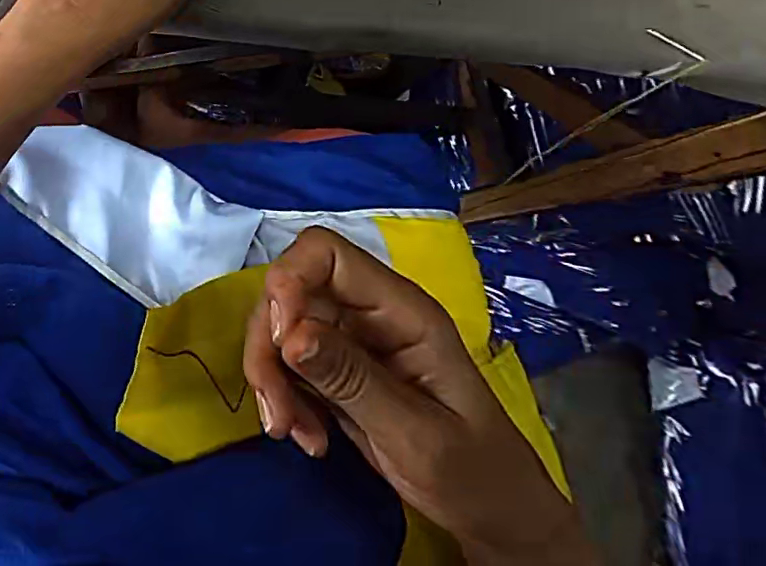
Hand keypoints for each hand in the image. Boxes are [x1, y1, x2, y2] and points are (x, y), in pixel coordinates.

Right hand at [243, 228, 595, 565]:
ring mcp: (353, 338)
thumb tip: (291, 334)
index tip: (283, 341)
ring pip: (286, 327)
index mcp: (401, 308)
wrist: (494, 512)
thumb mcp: (416, 433)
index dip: (290, 279)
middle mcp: (371, 311)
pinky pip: (291, 363)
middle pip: (294, 290)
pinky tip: (307, 437)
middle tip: (277, 413)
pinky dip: (285, 396)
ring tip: (292, 432)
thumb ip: (352, 379)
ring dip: (273, 376)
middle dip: (271, 343)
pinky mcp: (339, 367)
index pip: (328, 253)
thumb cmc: (471, 470)